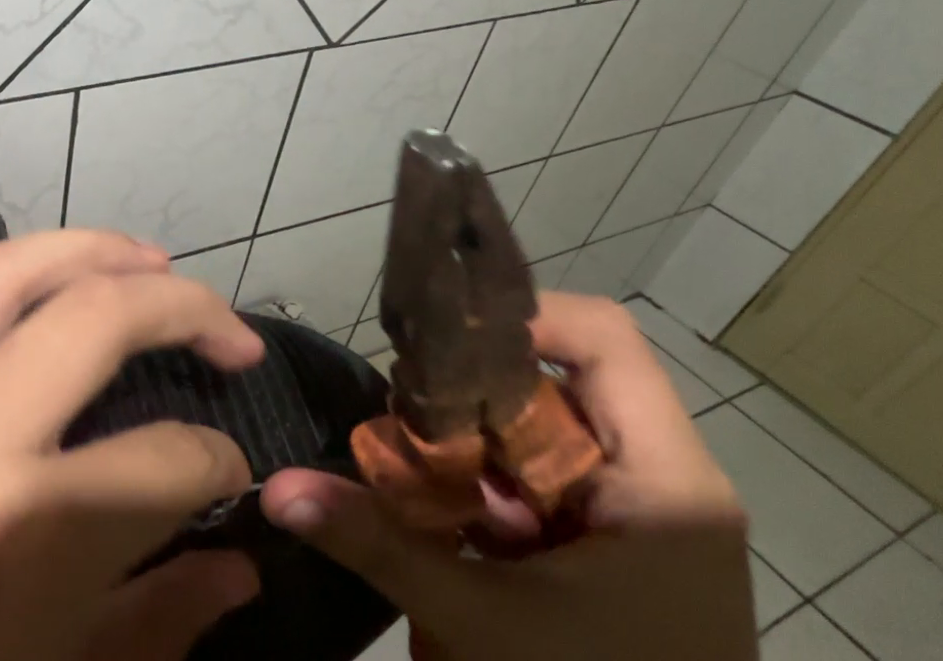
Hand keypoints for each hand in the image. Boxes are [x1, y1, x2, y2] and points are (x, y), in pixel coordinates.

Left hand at [0, 229, 268, 660]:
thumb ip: (157, 624)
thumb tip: (236, 567)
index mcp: (23, 536)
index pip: (165, 461)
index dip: (219, 465)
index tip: (230, 478)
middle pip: (89, 319)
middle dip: (179, 307)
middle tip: (225, 325)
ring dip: (76, 250)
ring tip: (135, 258)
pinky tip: (14, 285)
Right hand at [262, 292, 757, 660]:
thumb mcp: (484, 624)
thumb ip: (379, 544)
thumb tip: (277, 487)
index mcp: (666, 480)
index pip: (601, 339)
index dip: (515, 317)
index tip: (431, 347)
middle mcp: (664, 478)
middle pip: (557, 382)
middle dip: (471, 396)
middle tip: (401, 422)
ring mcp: (642, 513)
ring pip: (542, 432)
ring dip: (471, 446)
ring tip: (414, 477)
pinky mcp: (617, 544)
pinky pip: (541, 481)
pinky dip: (486, 487)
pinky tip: (447, 519)